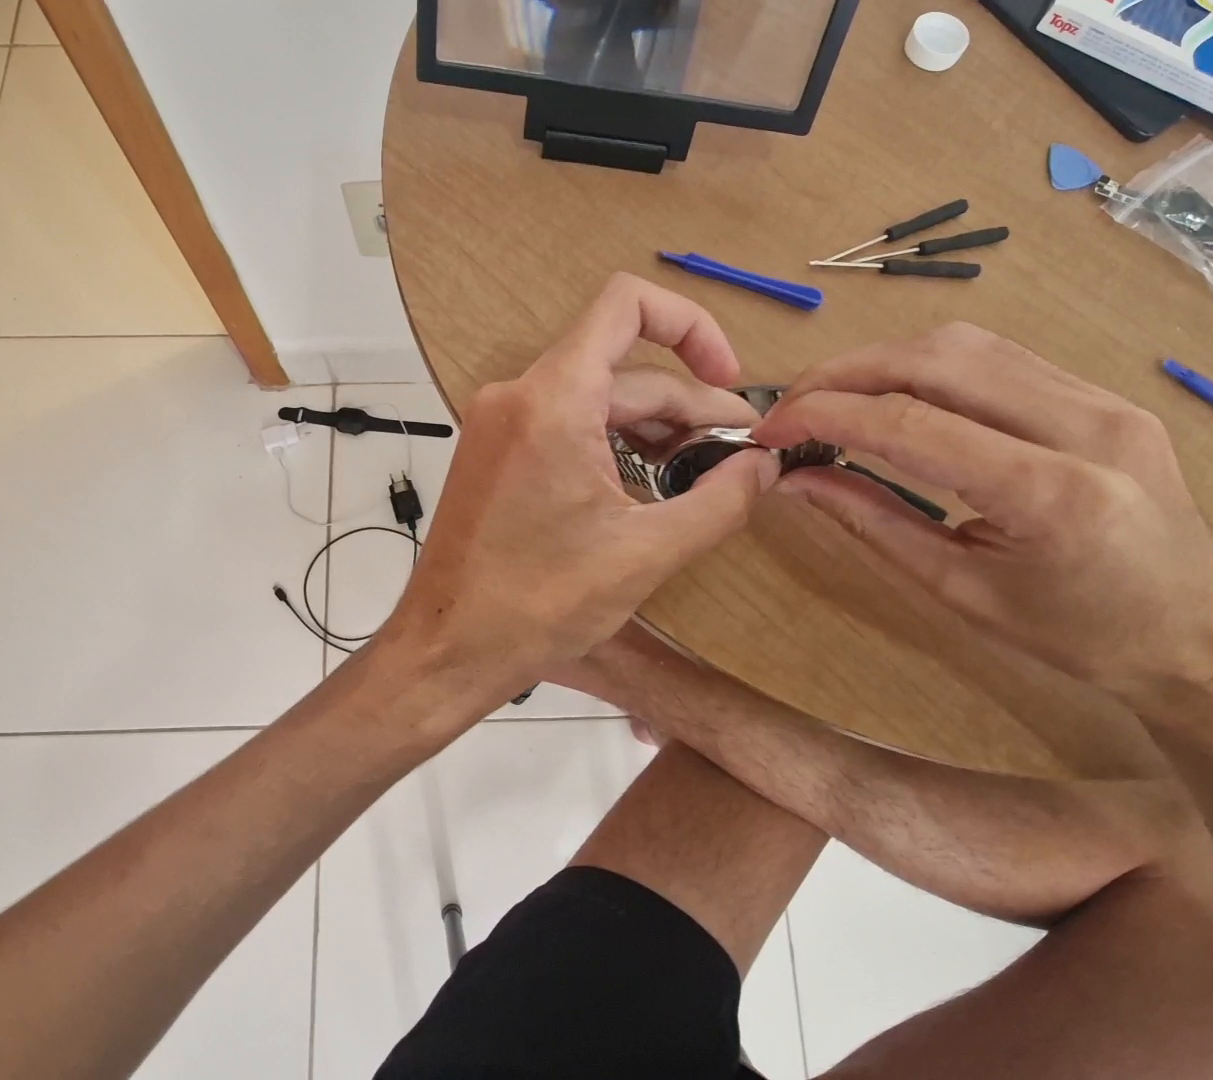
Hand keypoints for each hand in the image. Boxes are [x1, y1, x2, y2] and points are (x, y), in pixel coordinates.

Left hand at [379, 273, 779, 700]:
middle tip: (739, 456)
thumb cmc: (535, 606)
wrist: (448, 648)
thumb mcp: (646, 553)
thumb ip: (721, 501)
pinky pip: (566, 427)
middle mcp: (518, 397)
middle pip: (624, 371)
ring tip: (702, 476)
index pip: (627, 305)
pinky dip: (614, 446)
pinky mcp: (495, 455)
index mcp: (552, 402)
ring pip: (596, 401)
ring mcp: (500, 425)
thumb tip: (764, 466)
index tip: (728, 383)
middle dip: (689, 407)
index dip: (692, 327)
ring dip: (654, 430)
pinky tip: (651, 487)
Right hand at [751, 323, 1212, 711]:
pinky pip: (998, 356)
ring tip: (830, 397)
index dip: (826, 415)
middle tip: (789, 405)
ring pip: (966, 344)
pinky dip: (928, 365)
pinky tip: (894, 394)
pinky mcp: (1103, 393)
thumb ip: (874, 523)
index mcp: (1050, 494)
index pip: (911, 423)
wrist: (1198, 632)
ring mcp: (1103, 399)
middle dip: (844, 373)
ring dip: (882, 361)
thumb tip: (796, 480)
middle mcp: (1084, 425)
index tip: (770, 429)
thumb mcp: (961, 590)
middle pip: (937, 359)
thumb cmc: (1076, 635)